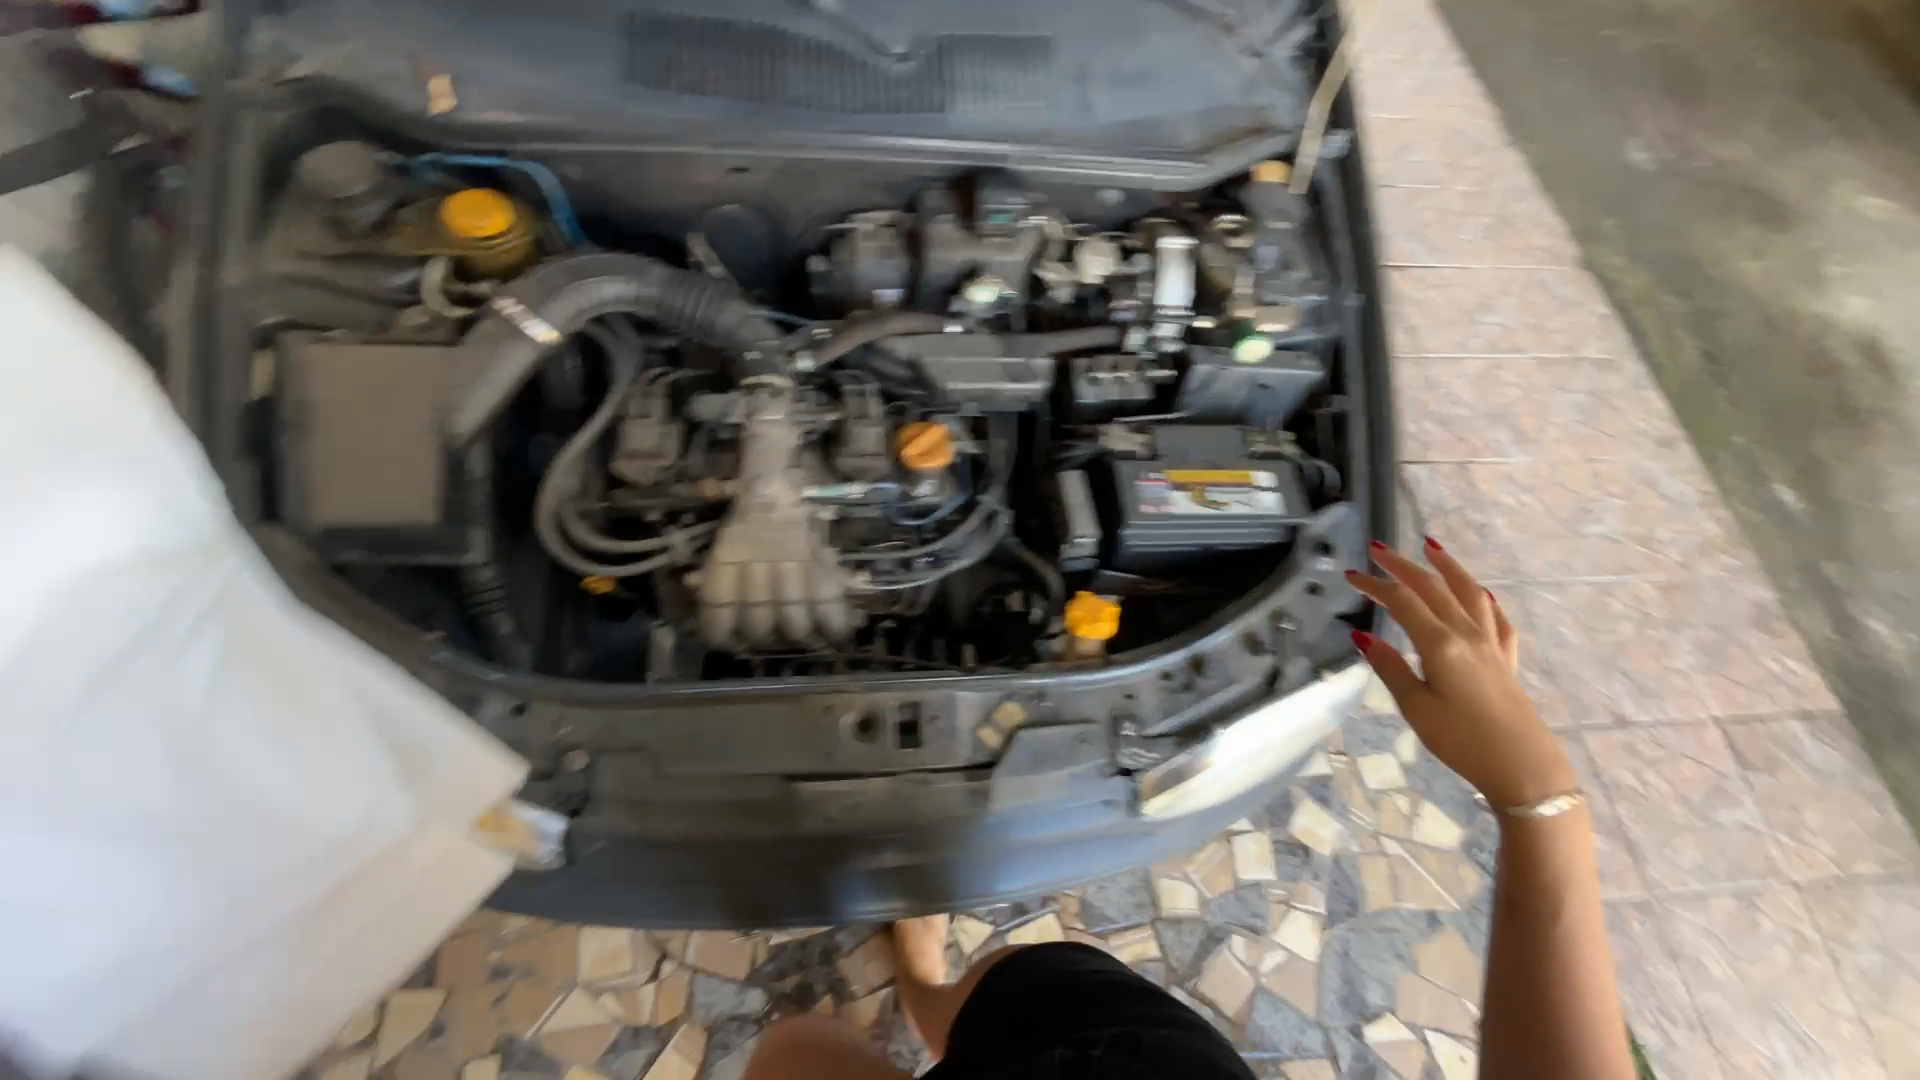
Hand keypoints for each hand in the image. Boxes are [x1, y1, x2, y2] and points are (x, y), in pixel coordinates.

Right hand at [1345, 537, 1577, 810]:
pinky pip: (1496, 618)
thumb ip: (1390, 668)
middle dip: (1403, 566)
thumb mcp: (1415, 707)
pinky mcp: (1507, 660)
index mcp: (1440, 644)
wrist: (1523, 767)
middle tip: (1377, 549)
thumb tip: (1362, 636)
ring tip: (1432, 548)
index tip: (1350, 575)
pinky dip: (1483, 599)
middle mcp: (1467, 634)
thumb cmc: (1462, 740)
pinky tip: (1480, 594)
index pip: (1402, 602)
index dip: (1375, 585)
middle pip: (1433, 588)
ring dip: (1448, 567)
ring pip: (1469, 593)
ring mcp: (1492, 645)